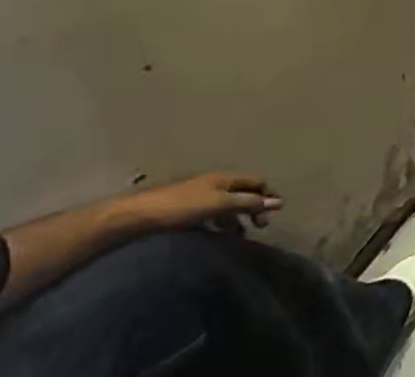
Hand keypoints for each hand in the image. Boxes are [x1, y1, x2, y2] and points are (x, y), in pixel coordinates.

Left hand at [116, 172, 282, 232]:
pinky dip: (220, 223)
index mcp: (227, 178)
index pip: (257, 182)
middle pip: (244, 193)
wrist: (137, 216)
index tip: (276, 212)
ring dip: (237, 219)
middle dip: (254, 208)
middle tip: (260, 227)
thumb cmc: (182, 207)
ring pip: (228, 205)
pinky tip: (217, 235)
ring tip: (239, 236)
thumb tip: (278, 202)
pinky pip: (212, 214)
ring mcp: (200, 196)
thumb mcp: (220, 204)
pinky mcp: (186, 210)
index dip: (268, 194)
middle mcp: (217, 184)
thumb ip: (248, 203)